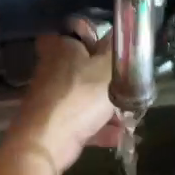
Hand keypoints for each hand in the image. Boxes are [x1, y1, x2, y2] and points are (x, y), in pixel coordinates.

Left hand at [10, 21, 122, 173]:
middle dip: (106, 78)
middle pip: (83, 67)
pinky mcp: (53, 122)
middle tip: (128, 84)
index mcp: (62, 47)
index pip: (77, 31)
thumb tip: (123, 35)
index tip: (114, 49)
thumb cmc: (79, 97)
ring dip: (106, 106)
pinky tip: (120, 135)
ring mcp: (51, 96)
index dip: (95, 37)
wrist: (45, 143)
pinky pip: (81, 120)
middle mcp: (52, 67)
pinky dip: (99, 127)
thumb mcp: (108, 69)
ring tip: (130, 116)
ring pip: (83, 95)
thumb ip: (119, 53)